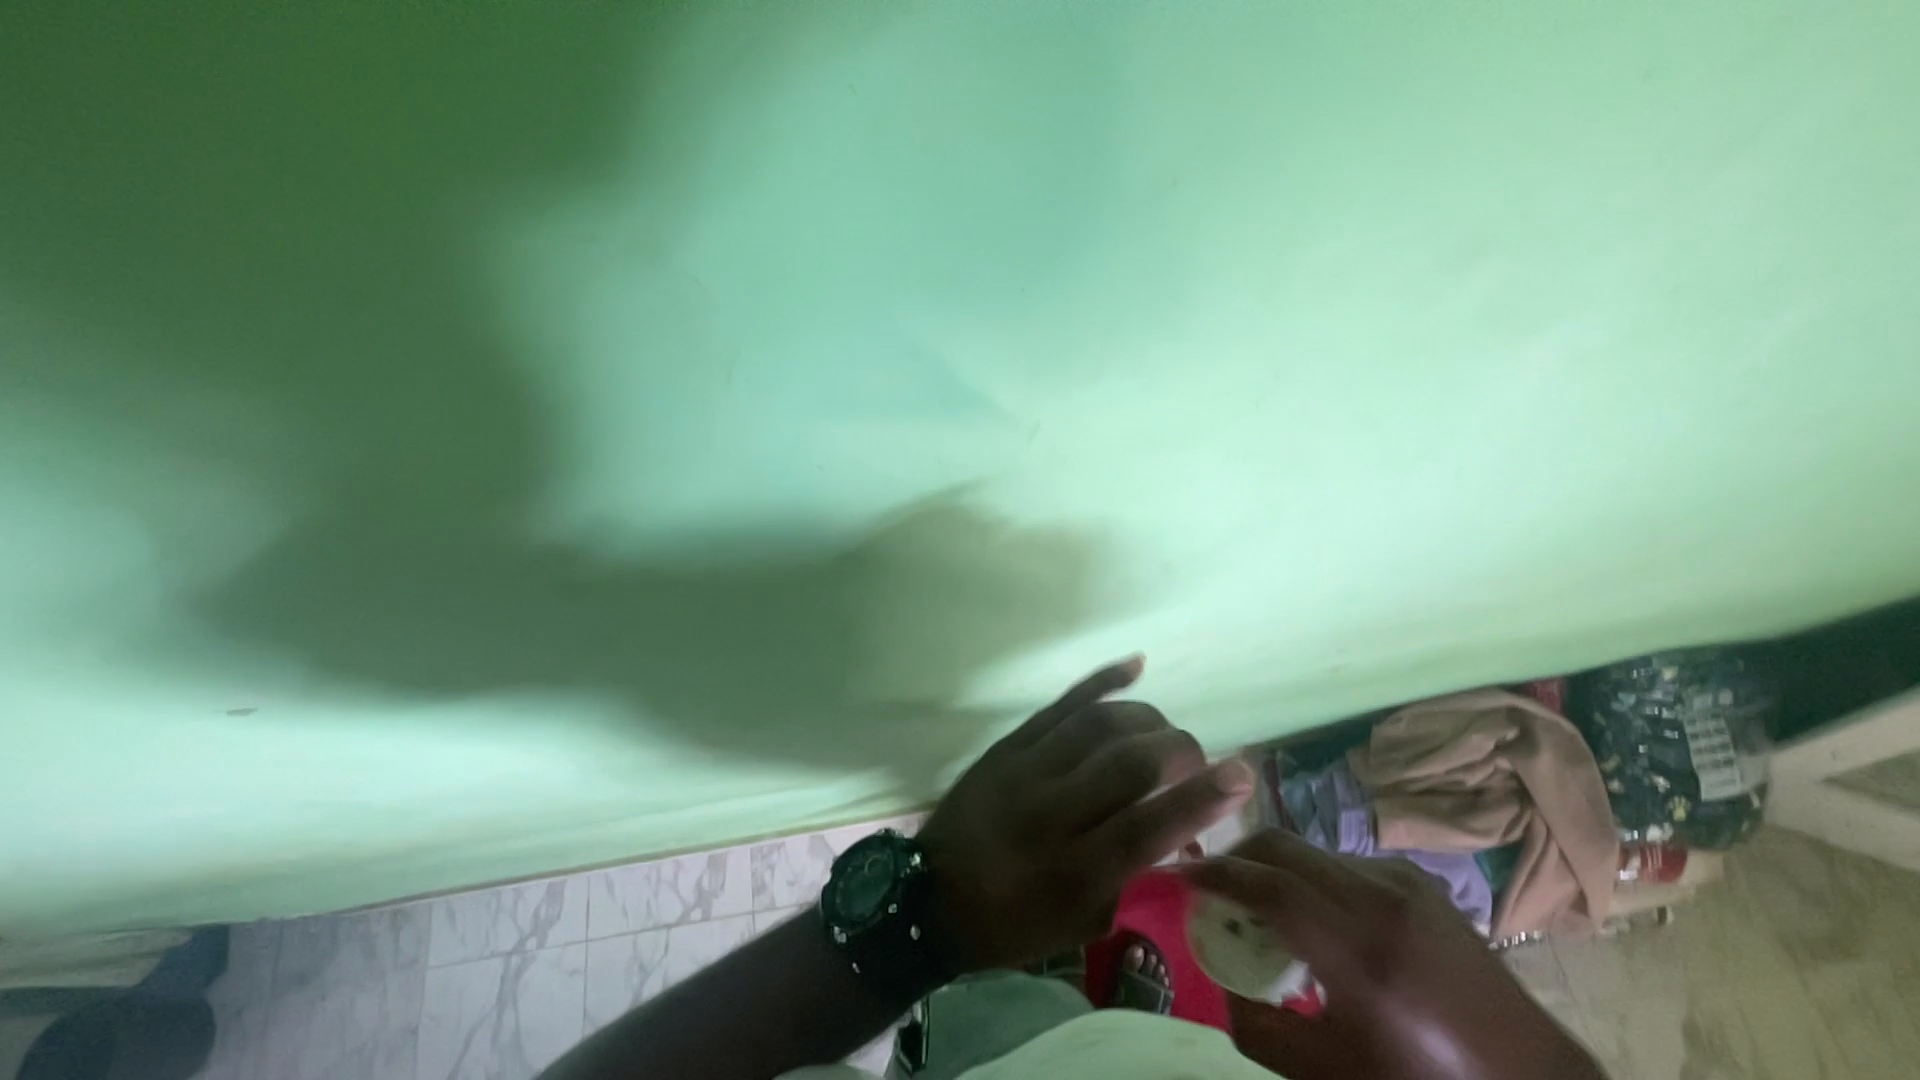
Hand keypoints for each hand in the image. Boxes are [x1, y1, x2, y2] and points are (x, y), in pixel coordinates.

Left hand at [915, 656, 1254, 974]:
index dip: (1201, 798)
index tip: (1241, 775)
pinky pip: (1060, 703)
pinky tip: (1137, 664)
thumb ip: (1129, 873)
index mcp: (1073, 871)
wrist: (928, 897)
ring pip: (1100, 723)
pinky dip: (1101, 680)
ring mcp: (1025, 771)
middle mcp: (1051, 814)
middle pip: (1129, 763)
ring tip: (1164, 734)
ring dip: (1148, 720)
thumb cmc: (1012, 922)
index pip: (1148, 826)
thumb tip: (1174, 827)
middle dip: (1179, 752)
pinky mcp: (1007, 746)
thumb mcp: (1078, 922)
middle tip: (1196, 761)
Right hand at [1186, 831, 1605, 1079]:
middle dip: (1235, 855)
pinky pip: (1345, 862)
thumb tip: (1219, 983)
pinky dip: (1313, 874)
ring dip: (1274, 865)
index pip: (1265, 884)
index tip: (1177, 874)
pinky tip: (1317, 914)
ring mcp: (1405, 884)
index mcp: (1356, 949)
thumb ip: (1257, 1027)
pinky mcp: (1423, 884)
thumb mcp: (1326, 1074)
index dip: (1214, 873)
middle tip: (1212, 885)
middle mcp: (1378, 898)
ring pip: (1312, 850)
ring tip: (1263, 905)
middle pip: (1282, 846)